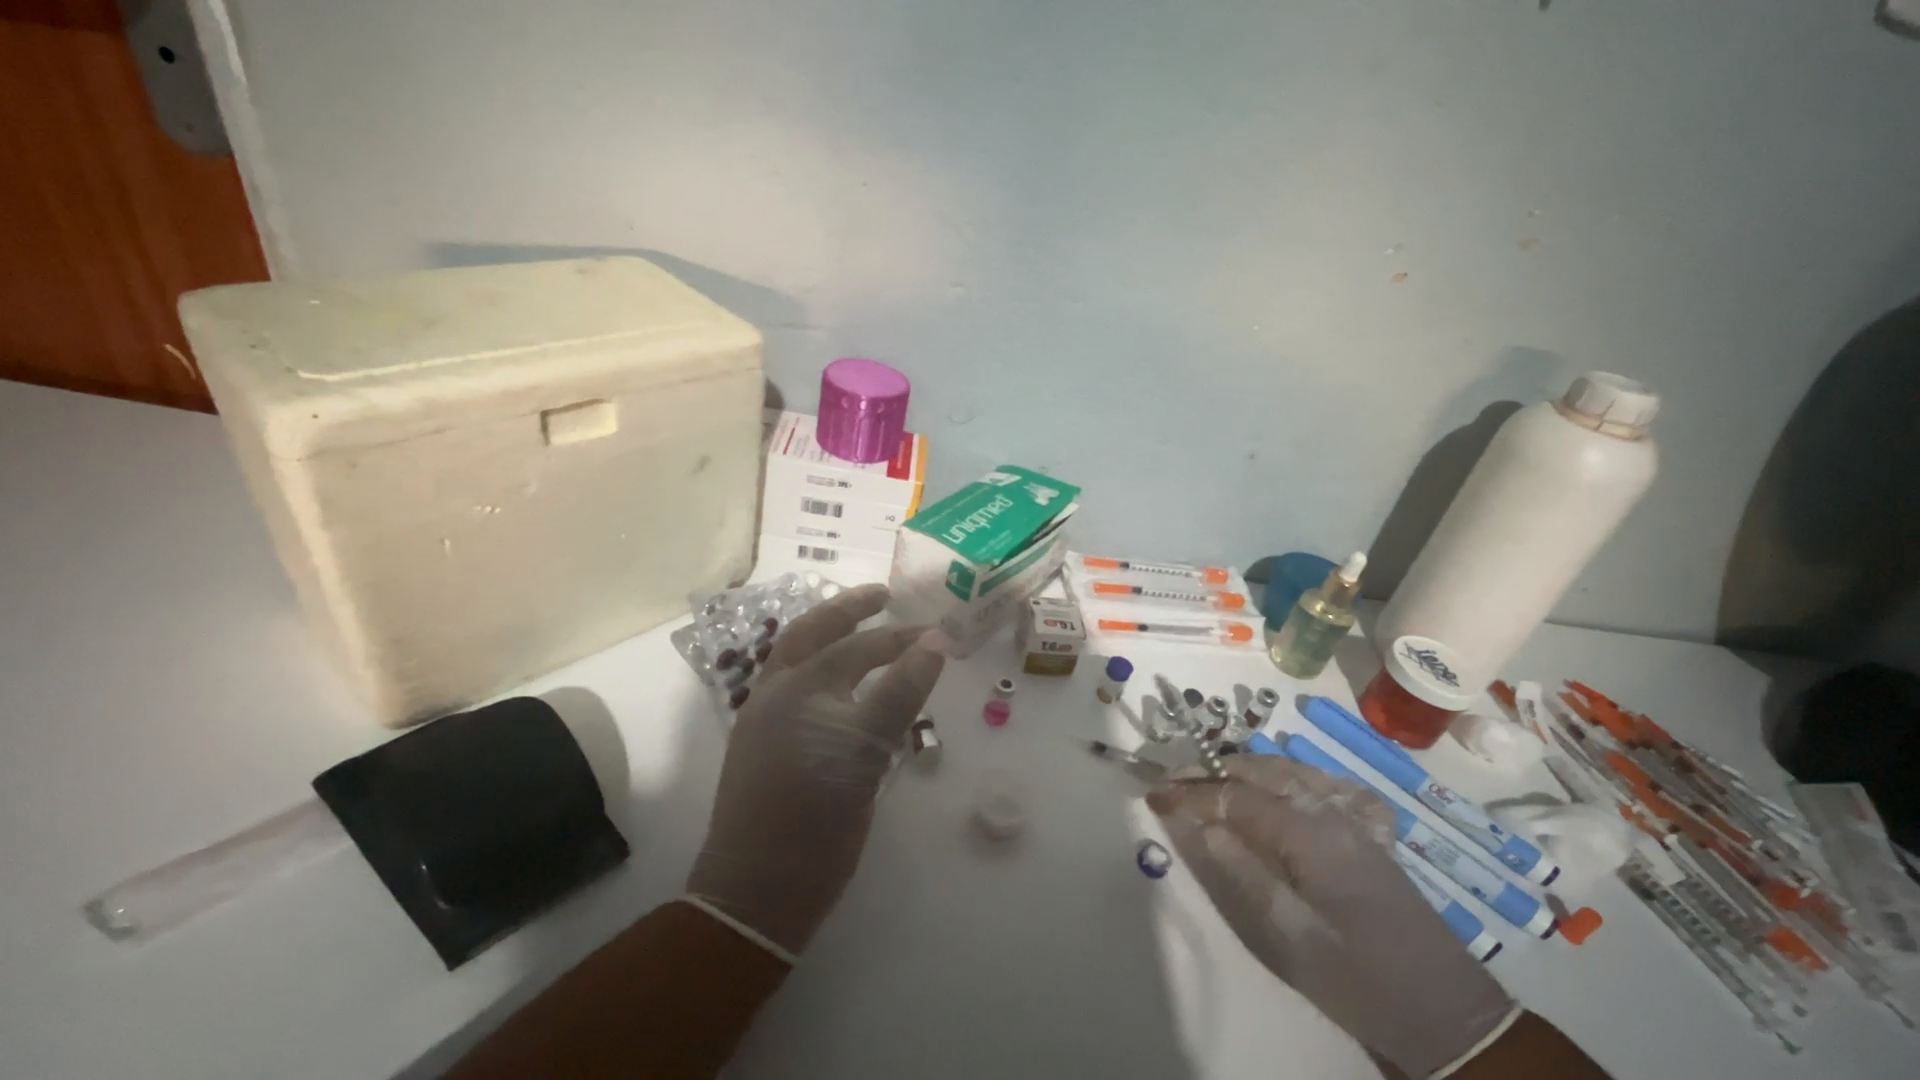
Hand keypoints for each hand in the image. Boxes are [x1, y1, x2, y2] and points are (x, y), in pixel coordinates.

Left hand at [686, 583, 944, 957]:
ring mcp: (764, 722)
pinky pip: (796, 695)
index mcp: (796, 686)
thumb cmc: (813, 814)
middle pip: (812, 635)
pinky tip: (843, 690)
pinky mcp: (764, 751)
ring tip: (862, 633)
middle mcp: (774, 693)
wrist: (757, 887)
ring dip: (831, 642)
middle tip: (881, 596)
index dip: (900, 637)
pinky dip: (824, 678)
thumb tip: (936, 641)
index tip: (938, 634)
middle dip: (846, 612)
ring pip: (799, 664)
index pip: (857, 646)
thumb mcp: (865, 749)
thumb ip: (900, 691)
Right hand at [1148, 757, 1517, 1078]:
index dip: (1192, 793)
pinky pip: (1326, 786)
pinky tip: (1283, 787)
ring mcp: (1358, 823)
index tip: (1153, 792)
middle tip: (1175, 781)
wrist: (1447, 1011)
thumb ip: (1243, 873)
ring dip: (1250, 768)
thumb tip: (1202, 825)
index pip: (1237, 797)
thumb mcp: (1290, 937)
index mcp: (1310, 836)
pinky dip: (1292, 776)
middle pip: (1265, 772)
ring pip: (1296, 771)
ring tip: (1214, 778)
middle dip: (1215, 771)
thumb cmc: (1359, 979)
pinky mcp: (1372, 838)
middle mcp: (1334, 815)